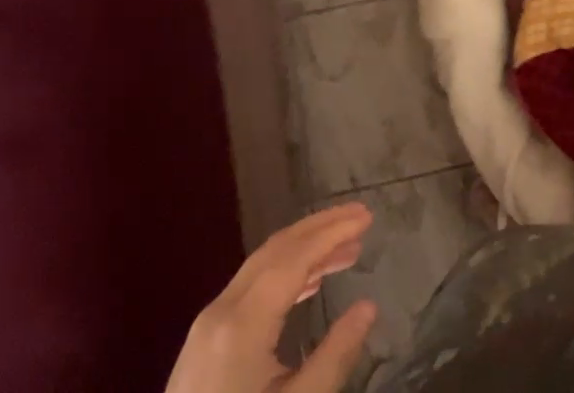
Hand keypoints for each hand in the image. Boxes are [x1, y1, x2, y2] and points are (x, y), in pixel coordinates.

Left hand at [164, 203, 378, 392]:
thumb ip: (336, 354)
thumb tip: (368, 307)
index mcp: (243, 324)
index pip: (293, 258)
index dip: (331, 233)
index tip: (366, 218)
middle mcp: (221, 311)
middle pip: (274, 250)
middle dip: (319, 229)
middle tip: (361, 219)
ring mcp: (208, 325)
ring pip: (261, 266)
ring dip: (304, 250)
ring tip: (347, 250)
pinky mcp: (205, 341)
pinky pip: (251, 287)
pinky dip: (285, 273)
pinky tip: (311, 282)